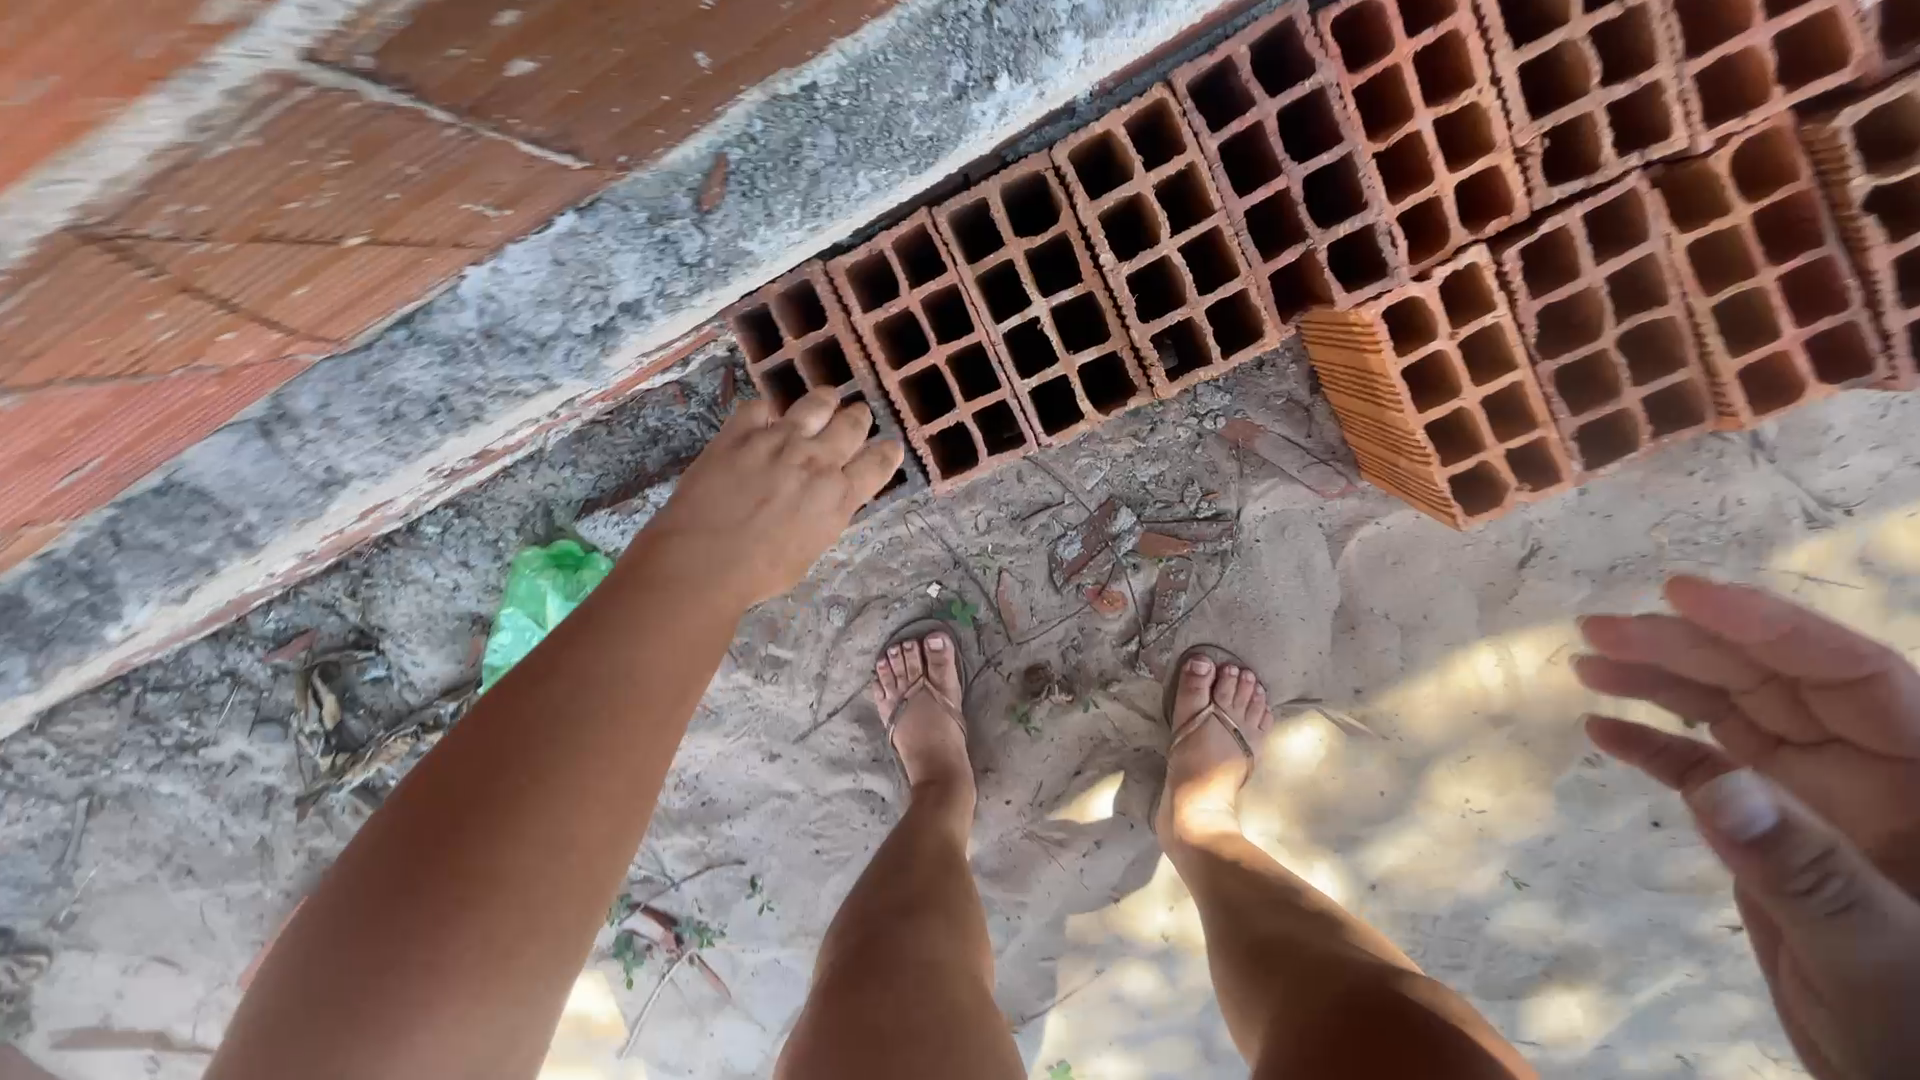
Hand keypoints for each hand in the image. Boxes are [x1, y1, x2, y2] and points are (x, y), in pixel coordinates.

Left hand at [630, 388, 902, 609]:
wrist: (703, 561)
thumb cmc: (759, 573)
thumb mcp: (811, 550)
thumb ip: (824, 517)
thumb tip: (826, 502)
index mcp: (839, 496)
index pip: (878, 463)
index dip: (888, 452)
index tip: (890, 447)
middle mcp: (816, 460)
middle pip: (852, 424)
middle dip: (859, 419)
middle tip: (857, 416)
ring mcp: (778, 440)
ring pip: (815, 404)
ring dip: (825, 401)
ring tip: (826, 399)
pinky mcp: (739, 432)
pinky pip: (759, 407)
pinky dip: (766, 411)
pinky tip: (764, 417)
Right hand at [1578, 576, 1919, 1079]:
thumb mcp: (1881, 962)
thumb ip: (1809, 872)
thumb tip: (1717, 783)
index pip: (1855, 677)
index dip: (1768, 626)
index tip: (1679, 593)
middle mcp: (1879, 778)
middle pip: (1776, 684)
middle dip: (1686, 649)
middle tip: (1594, 631)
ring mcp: (1825, 801)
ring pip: (1737, 714)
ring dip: (1661, 684)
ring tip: (1586, 664)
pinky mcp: (1775, 829)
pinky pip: (1707, 769)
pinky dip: (1655, 746)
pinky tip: (1603, 730)